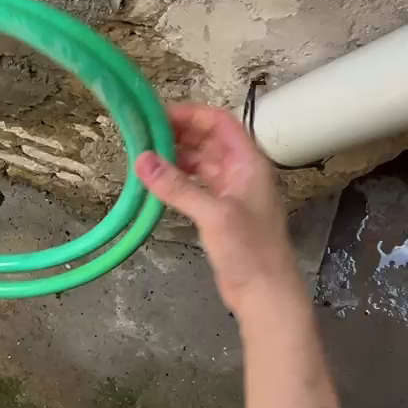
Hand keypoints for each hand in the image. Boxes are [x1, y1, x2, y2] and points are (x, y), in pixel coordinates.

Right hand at [134, 103, 300, 317]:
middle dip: (179, 133)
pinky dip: (176, 179)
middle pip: (209, 140)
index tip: (158, 115)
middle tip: (144, 134)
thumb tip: (142, 160)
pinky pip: (196, 184)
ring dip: (175, 156)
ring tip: (145, 155)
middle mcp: (241, 172)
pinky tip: (157, 182)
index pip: (221, 123)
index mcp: (249, 164)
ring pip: (201, 162)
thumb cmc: (249, 251)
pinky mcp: (220, 212)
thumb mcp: (213, 215)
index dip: (191, 114)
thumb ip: (177, 187)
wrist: (264, 292)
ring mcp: (231, 192)